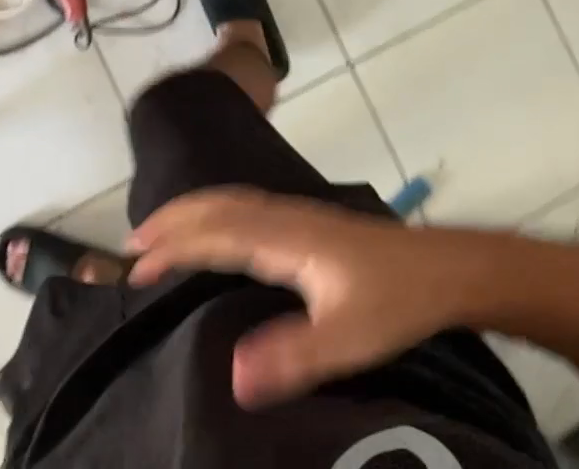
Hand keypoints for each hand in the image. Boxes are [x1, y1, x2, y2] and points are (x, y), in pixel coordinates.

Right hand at [127, 187, 497, 407]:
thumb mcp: (346, 338)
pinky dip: (215, 211)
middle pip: (216, 205)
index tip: (137, 265)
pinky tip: (218, 228)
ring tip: (161, 230)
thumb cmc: (395, 301)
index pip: (214, 234)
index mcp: (284, 238)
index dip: (173, 246)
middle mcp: (284, 217)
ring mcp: (297, 214)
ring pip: (230, 200)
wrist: (445, 269)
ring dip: (192, 212)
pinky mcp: (307, 222)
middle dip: (172, 219)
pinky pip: (245, 205)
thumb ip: (292, 357)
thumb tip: (232, 379)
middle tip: (133, 243)